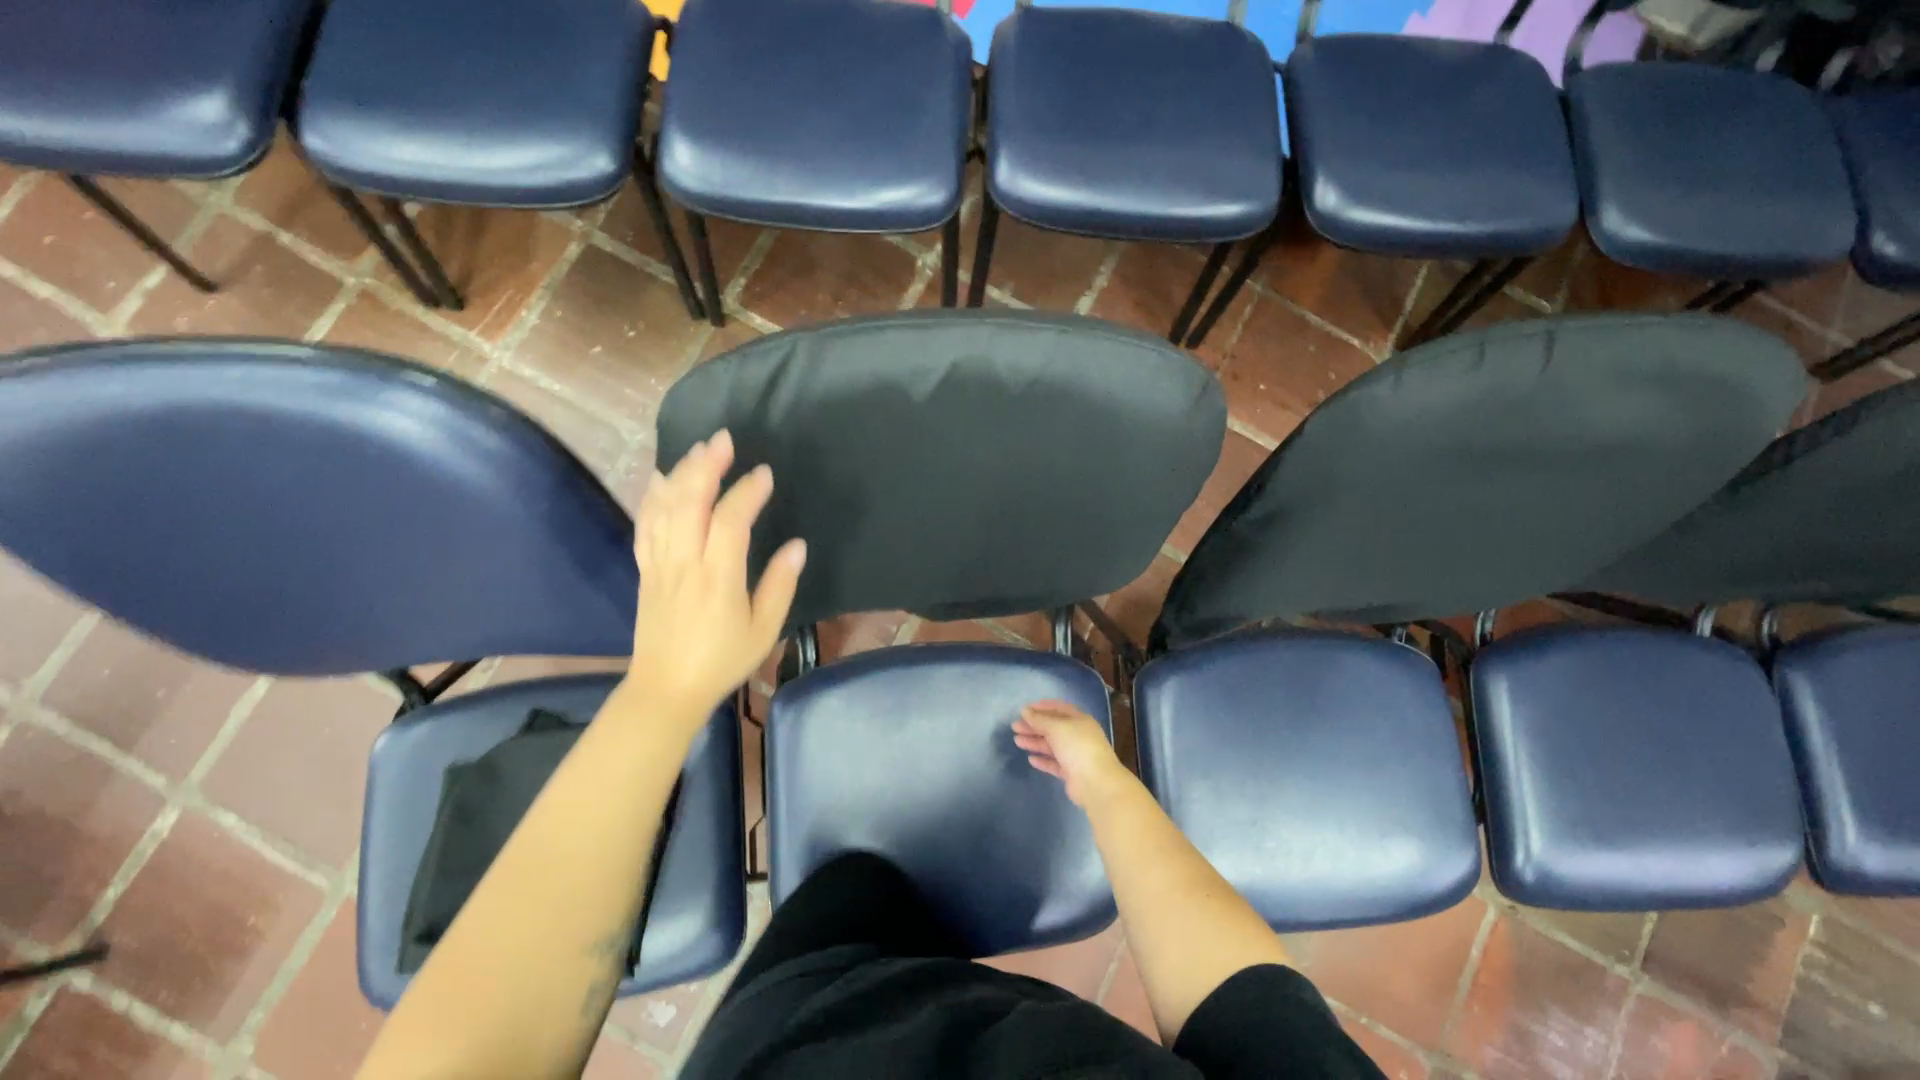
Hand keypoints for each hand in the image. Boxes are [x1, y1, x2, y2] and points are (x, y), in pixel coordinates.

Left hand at [627, 429, 805, 722]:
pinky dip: (652, 497)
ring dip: (681, 473)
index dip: (748, 492)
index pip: (731, 521)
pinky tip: (661, 478)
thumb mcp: (764, 630)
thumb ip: (780, 585)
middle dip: (707, 466)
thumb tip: (797, 545)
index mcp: (719, 578)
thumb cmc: (722, 661)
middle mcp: (686, 563)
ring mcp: (661, 565)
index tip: (765, 474)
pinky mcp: (645, 570)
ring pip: (665, 508)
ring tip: (699, 449)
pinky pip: (645, 525)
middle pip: (691, 502)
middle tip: (724, 439)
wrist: (666, 689)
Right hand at [1013, 701, 1131, 807]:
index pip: (1060, 709)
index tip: (1025, 709)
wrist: (1095, 782)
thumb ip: (1039, 720)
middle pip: (1053, 728)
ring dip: (1035, 742)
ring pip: (1052, 745)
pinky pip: (1054, 763)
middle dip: (1034, 726)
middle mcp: (1078, 736)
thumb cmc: (1077, 747)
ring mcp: (1075, 755)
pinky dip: (1043, 760)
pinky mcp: (1071, 772)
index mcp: (1080, 720)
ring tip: (1017, 741)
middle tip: (1014, 726)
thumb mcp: (1057, 728)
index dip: (1043, 707)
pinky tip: (1031, 759)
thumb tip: (1025, 710)